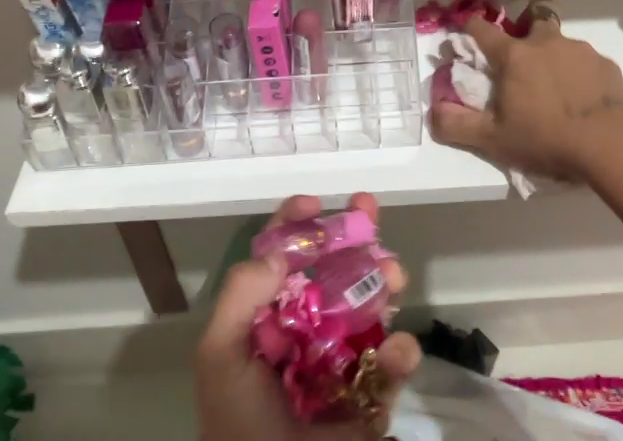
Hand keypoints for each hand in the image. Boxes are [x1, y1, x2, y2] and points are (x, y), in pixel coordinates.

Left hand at [194, 193, 420, 440]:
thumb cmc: (238, 420)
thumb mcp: (221, 355)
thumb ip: (241, 296)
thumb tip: (281, 253)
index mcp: (268, 319)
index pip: (282, 260)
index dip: (297, 227)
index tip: (315, 203)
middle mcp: (308, 330)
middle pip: (335, 270)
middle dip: (355, 236)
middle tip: (370, 212)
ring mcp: (343, 359)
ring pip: (372, 304)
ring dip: (385, 281)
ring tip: (393, 276)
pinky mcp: (372, 392)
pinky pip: (393, 362)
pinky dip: (401, 351)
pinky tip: (395, 349)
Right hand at [430, 16, 622, 180]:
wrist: (609, 143)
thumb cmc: (546, 139)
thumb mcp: (494, 140)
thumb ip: (457, 125)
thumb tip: (433, 111)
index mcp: (514, 56)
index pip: (484, 30)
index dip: (472, 27)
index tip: (468, 27)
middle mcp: (545, 43)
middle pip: (530, 26)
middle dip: (525, 38)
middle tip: (524, 66)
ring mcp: (579, 50)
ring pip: (561, 44)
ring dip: (554, 58)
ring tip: (557, 89)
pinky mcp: (605, 64)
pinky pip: (586, 62)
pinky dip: (580, 74)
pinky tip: (583, 98)